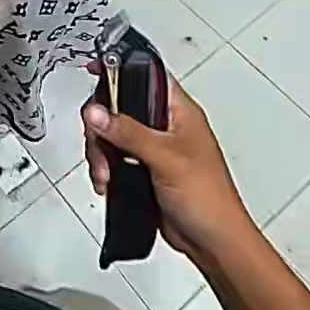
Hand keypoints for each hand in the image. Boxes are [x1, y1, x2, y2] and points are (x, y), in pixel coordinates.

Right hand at [82, 73, 254, 260]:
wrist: (214, 243)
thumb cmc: (210, 199)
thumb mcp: (166, 158)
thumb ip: (129, 132)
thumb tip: (98, 111)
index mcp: (178, 110)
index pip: (146, 73)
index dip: (120, 66)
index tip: (96, 67)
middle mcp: (164, 124)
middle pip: (119, 104)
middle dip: (102, 124)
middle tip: (99, 144)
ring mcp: (152, 146)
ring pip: (111, 132)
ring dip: (100, 151)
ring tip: (105, 173)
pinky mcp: (141, 167)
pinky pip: (112, 156)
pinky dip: (104, 166)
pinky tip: (106, 182)